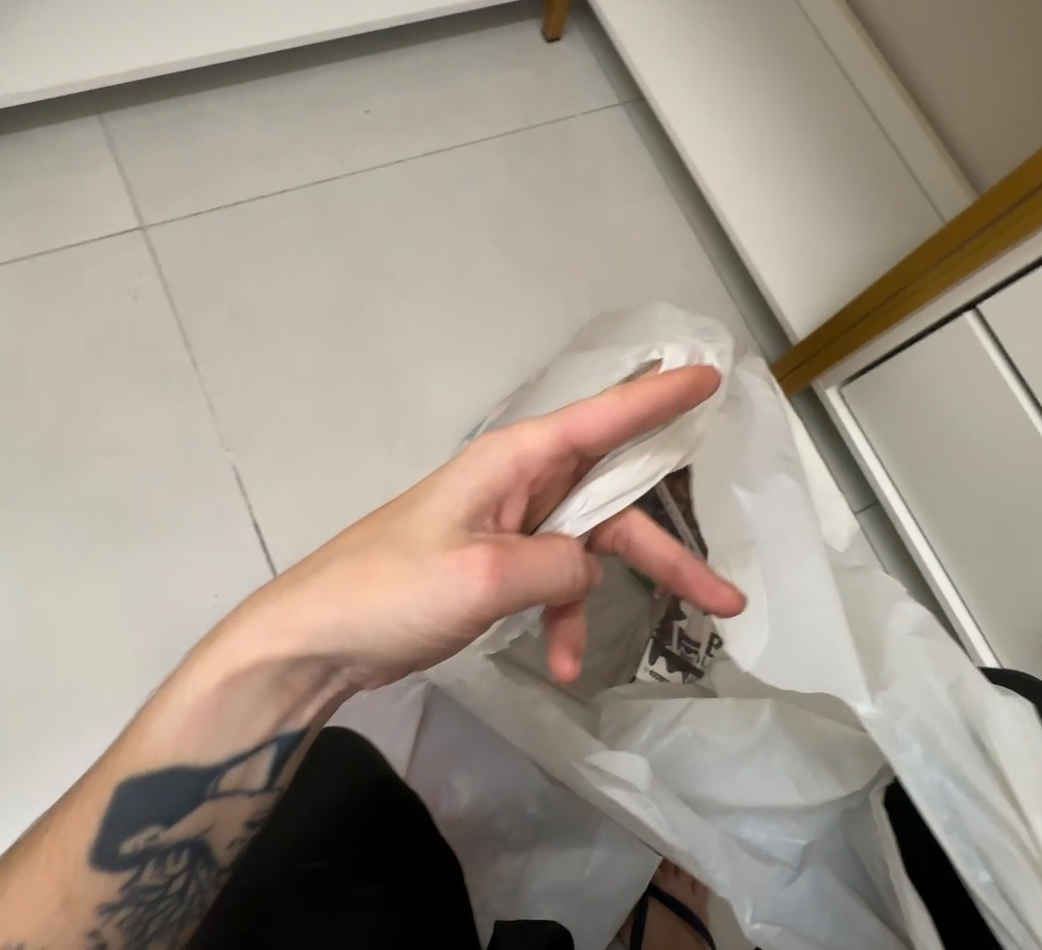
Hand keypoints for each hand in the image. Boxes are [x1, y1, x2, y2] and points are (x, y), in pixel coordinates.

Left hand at [212, 365, 745, 689]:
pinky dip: (566, 620)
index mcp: (514, 461)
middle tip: (724, 595)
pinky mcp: (502, 565)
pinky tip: (564, 664)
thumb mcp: (483, 575)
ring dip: (622, 596)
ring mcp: (512, 526)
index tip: (708, 376)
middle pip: (612, 499)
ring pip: (591, 548)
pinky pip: (555, 584)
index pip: (601, 418)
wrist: (317, 639)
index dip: (658, 398)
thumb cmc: (390, 589)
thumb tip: (590, 566)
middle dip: (667, 548)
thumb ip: (557, 566)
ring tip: (662, 652)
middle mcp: (520, 483)